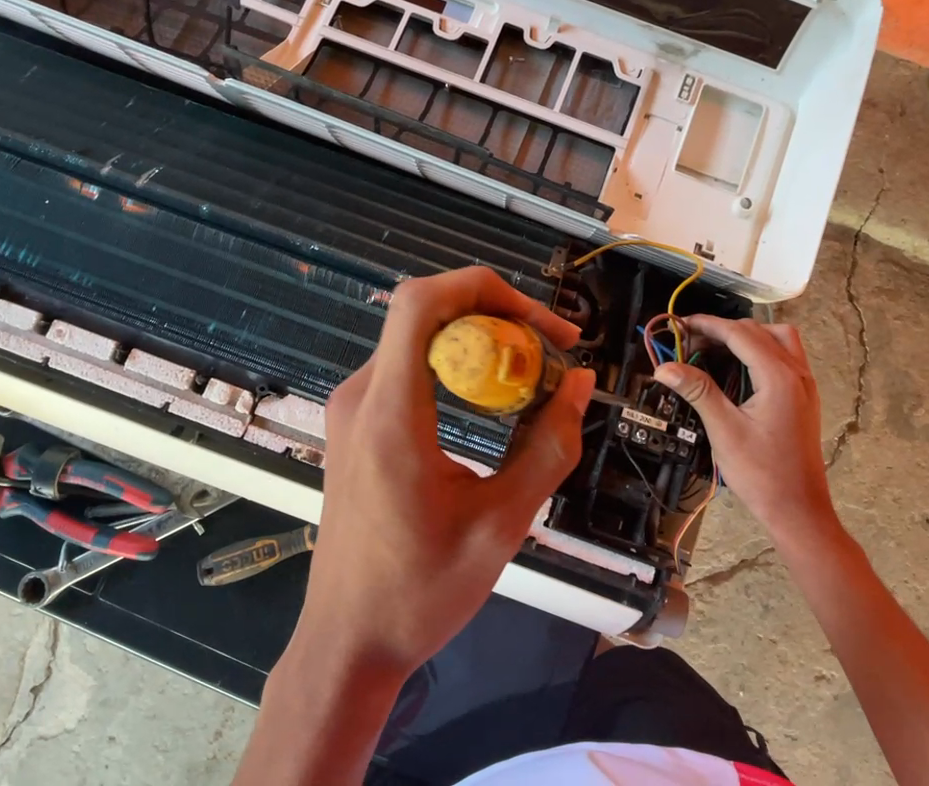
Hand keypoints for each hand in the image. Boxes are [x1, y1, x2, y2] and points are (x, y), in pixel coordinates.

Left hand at [299, 266, 594, 678]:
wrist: (348, 640)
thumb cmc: (420, 592)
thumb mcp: (502, 525)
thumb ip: (548, 448)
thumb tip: (579, 384)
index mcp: (390, 415)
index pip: (420, 303)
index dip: (484, 288)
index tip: (540, 324)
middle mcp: (361, 397)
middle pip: (426, 314)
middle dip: (497, 316)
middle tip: (551, 351)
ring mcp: (351, 409)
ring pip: (419, 338)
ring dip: (478, 341)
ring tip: (533, 373)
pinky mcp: (355, 425)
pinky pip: (408, 367)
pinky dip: (456, 365)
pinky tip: (492, 399)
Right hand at [654, 315, 833, 532]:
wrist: (799, 510)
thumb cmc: (761, 473)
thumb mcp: (724, 430)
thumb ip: (698, 391)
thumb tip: (664, 367)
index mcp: (779, 377)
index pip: (740, 334)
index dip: (708, 325)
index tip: (680, 325)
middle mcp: (797, 373)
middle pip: (759, 331)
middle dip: (723, 331)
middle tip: (691, 345)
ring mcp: (805, 385)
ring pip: (779, 339)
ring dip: (747, 336)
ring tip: (715, 350)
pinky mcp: (805, 398)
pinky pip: (786, 357)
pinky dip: (761, 351)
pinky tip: (740, 369)